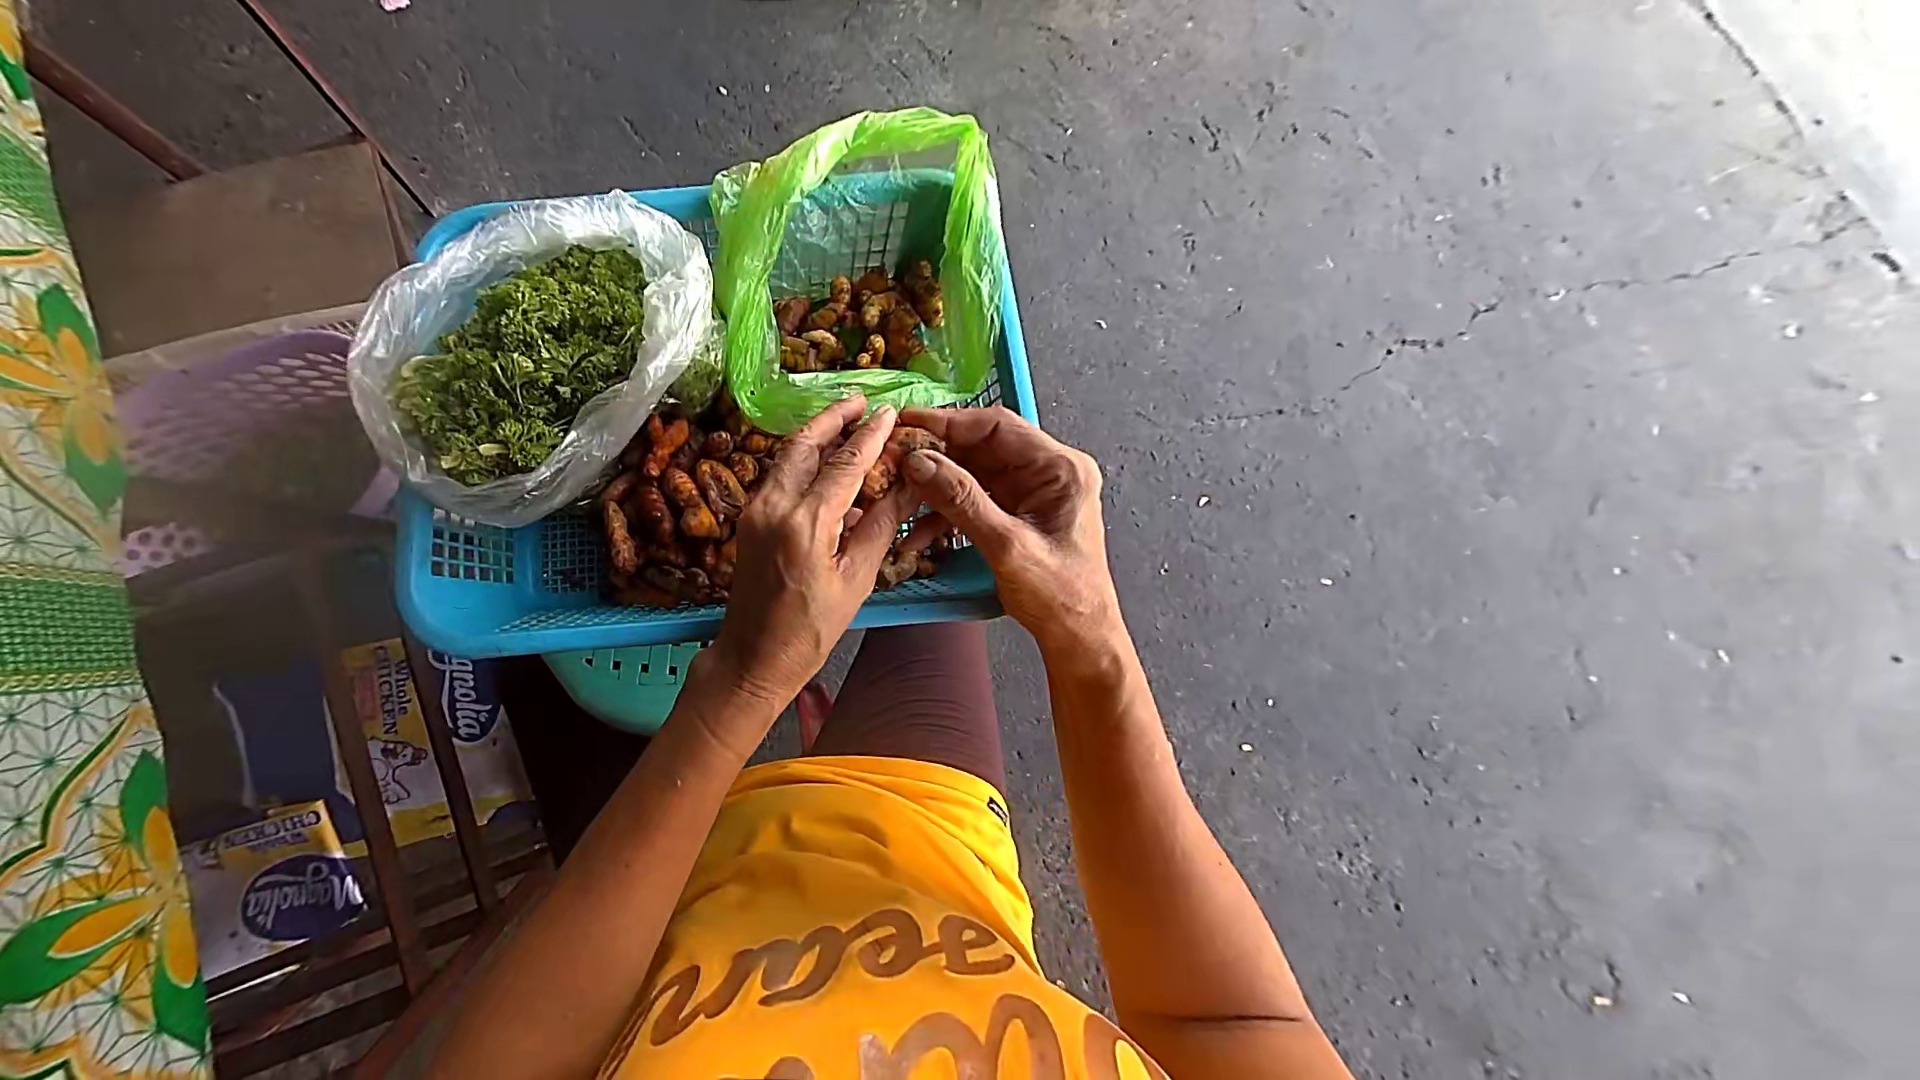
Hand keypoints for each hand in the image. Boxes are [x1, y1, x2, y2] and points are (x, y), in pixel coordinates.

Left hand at [705, 395, 919, 715]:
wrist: (752, 657)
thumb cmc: (812, 628)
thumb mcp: (857, 578)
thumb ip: (881, 524)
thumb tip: (909, 486)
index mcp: (806, 522)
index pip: (845, 464)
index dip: (870, 435)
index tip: (889, 411)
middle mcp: (774, 505)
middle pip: (805, 444)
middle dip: (834, 417)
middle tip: (862, 401)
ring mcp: (755, 509)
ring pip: (788, 456)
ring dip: (818, 435)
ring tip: (847, 422)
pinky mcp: (749, 518)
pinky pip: (780, 476)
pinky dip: (805, 461)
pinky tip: (827, 464)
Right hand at [897, 406, 1120, 653]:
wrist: (1078, 636)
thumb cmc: (1061, 596)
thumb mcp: (1007, 546)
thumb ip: (961, 500)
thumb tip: (920, 462)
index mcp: (1061, 468)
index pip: (998, 427)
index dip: (949, 421)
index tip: (909, 423)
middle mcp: (1050, 472)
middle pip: (983, 447)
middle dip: (938, 455)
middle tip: (897, 459)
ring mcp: (1033, 493)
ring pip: (975, 473)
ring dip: (938, 486)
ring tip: (902, 496)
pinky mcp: (1019, 513)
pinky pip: (976, 499)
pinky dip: (948, 511)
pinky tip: (921, 530)